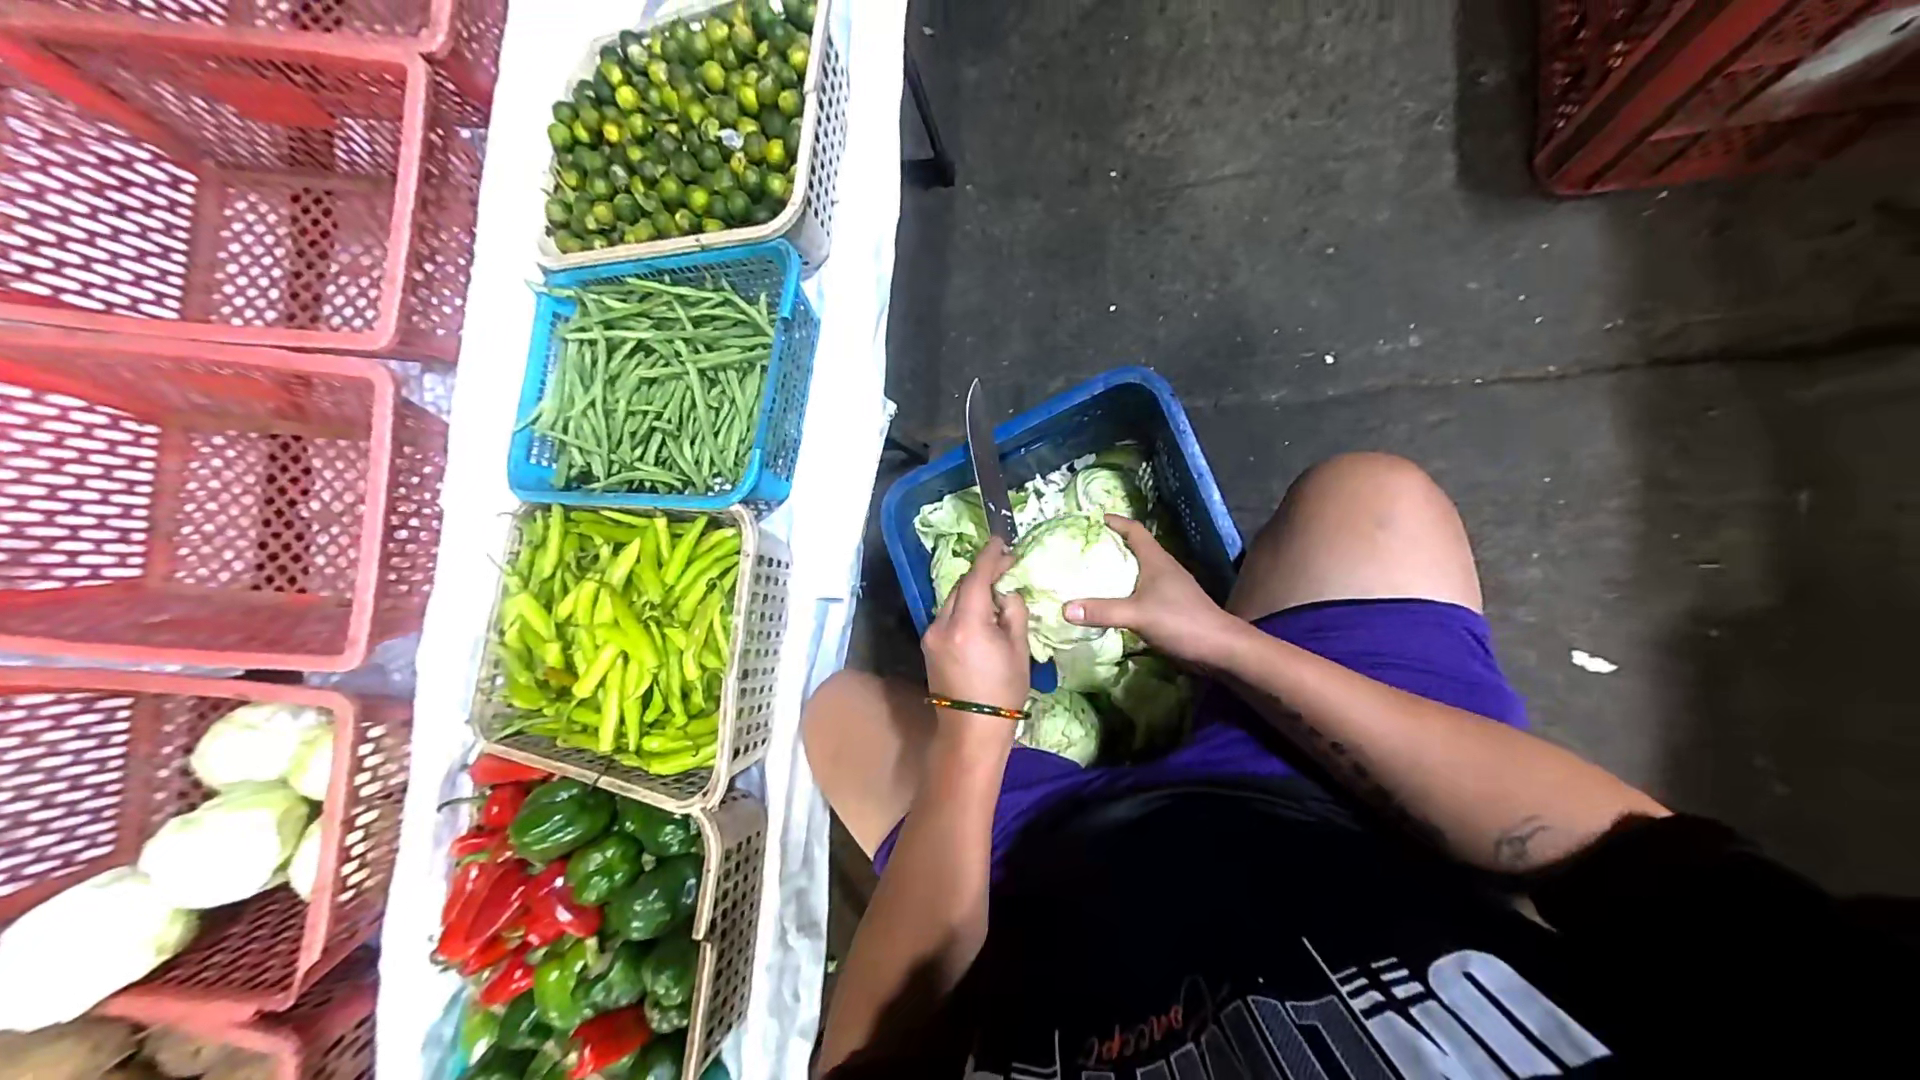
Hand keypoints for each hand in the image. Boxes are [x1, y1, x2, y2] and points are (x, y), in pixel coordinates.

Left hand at [922, 537, 1030, 715]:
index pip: (976, 578)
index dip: (990, 557)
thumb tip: (1006, 592)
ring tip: (995, 594)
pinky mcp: (927, 645)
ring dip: (972, 592)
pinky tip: (979, 616)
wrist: (971, 730)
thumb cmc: (1003, 691)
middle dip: (982, 574)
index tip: (1002, 542)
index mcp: (967, 624)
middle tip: (1005, 568)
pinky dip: (963, 608)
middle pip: (961, 586)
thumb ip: (1013, 612)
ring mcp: (930, 635)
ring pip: (952, 600)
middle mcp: (941, 624)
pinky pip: (946, 616)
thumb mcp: (1018, 650)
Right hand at [1065, 515, 1240, 667]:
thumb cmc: (1181, 621)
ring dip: (1115, 569)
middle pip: (1133, 548)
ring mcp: (1167, 588)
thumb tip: (1064, 608)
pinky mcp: (1168, 606)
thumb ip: (1101, 611)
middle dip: (1109, 545)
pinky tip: (1108, 602)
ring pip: (1136, 570)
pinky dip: (1122, 591)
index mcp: (1156, 560)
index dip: (1114, 521)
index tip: (1091, 519)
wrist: (1219, 648)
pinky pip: (1139, 591)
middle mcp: (1162, 569)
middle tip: (1081, 548)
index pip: (1134, 530)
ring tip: (1088, 574)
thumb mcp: (1137, 614)